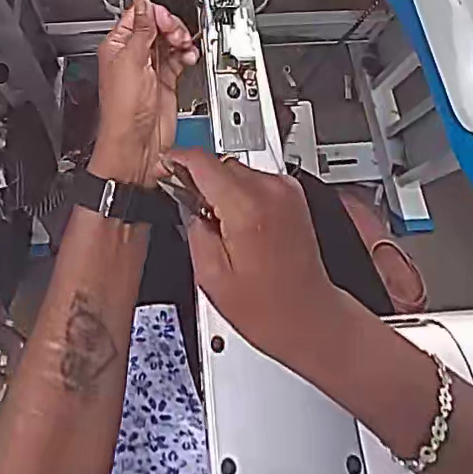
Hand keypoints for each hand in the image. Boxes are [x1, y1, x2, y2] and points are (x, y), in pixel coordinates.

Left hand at [90, 0, 197, 183]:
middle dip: (171, 27)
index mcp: (118, 46)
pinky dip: (187, 55)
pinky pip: (180, 57)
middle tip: (176, 37)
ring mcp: (152, 67)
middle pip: (157, 26)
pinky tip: (188, 58)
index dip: (154, 15)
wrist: (138, 144)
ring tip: (184, 48)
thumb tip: (143, 4)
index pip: (138, 16)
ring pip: (171, 40)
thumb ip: (140, 31)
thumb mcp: (132, 62)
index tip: (165, 23)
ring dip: (181, 40)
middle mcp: (134, 55)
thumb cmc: (124, 110)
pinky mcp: (167, 79)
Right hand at [167, 147, 357, 375]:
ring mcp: (286, 189)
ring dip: (222, 188)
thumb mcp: (210, 274)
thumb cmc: (267, 306)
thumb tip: (184, 199)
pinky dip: (242, 193)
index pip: (203, 161)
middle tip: (191, 210)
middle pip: (220, 163)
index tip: (164, 166)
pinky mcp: (293, 193)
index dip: (177, 160)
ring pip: (237, 169)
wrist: (308, 314)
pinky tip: (240, 224)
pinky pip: (256, 179)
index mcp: (247, 208)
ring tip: (222, 227)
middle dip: (201, 181)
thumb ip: (192, 227)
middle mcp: (271, 190)